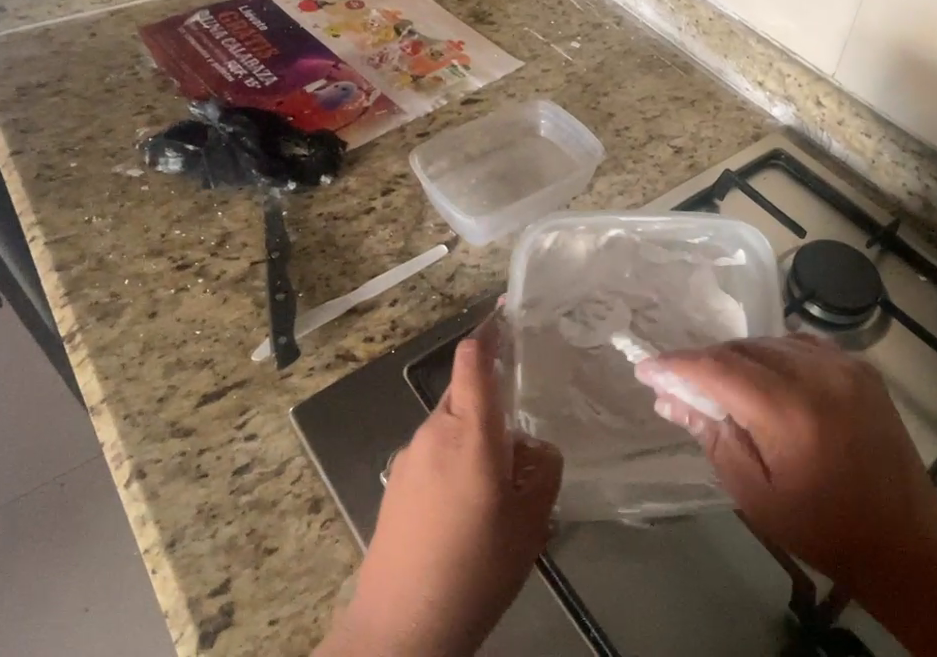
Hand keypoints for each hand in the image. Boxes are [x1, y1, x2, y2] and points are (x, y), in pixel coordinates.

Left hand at [319, 320, 561, 656]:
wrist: (400, 629)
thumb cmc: (476, 567)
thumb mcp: (532, 519)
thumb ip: (542, 469)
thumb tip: (531, 448)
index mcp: (470, 432)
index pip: (474, 361)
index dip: (490, 331)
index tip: (506, 311)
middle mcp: (433, 434)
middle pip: (465, 394)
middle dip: (494, 401)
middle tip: (525, 432)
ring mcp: (407, 460)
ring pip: (451, 427)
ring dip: (476, 438)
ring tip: (502, 486)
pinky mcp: (394, 487)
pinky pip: (434, 455)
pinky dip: (457, 463)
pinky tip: (470, 509)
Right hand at [639, 335, 936, 656]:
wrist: (902, 538)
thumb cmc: (821, 526)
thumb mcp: (754, 492)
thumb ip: (713, 436)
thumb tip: (671, 397)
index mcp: (789, 410)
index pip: (718, 368)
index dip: (677, 364)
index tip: (646, 368)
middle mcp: (819, 374)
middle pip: (744, 348)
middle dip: (707, 361)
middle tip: (679, 383)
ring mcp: (845, 365)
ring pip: (773, 342)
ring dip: (741, 356)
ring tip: (721, 384)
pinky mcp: (862, 367)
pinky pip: (805, 345)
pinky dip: (776, 354)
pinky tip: (766, 376)